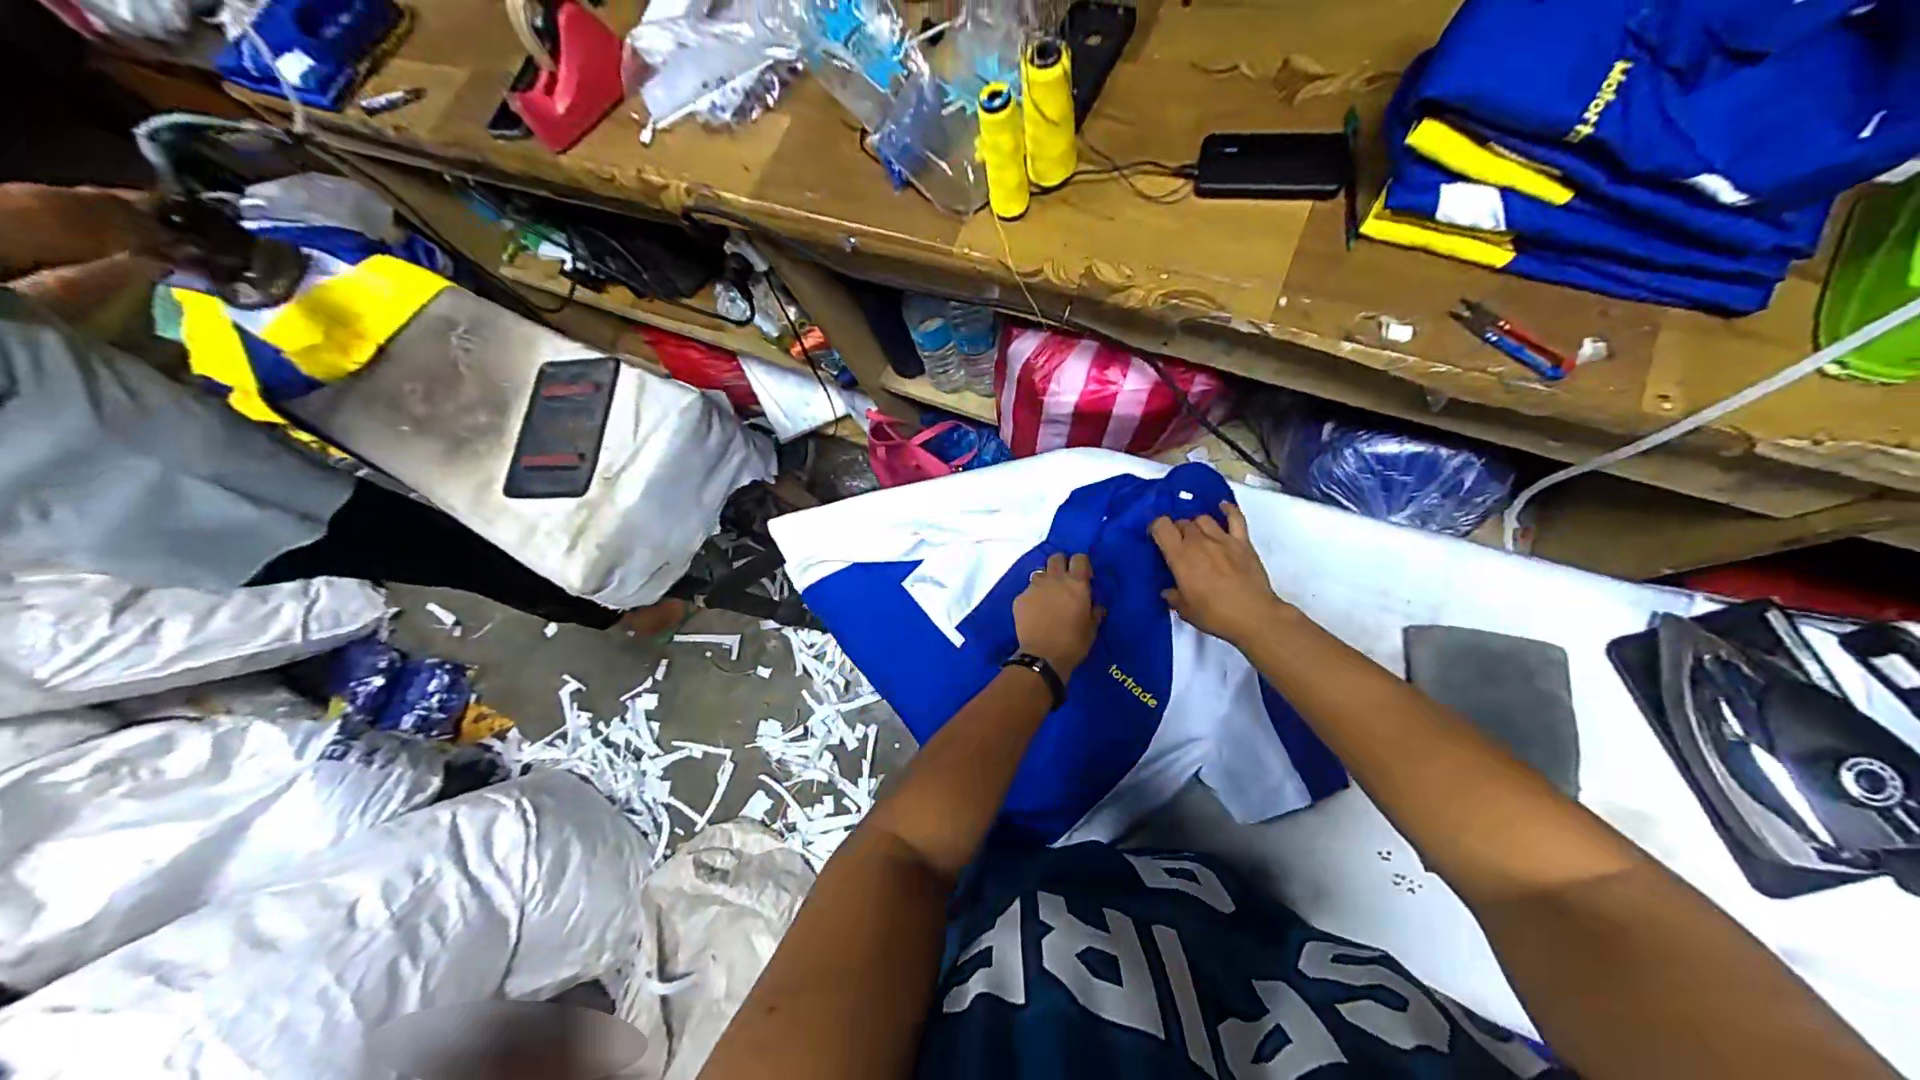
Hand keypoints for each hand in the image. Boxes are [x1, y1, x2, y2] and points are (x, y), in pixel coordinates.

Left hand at [1013, 552, 1103, 679]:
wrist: (1043, 657)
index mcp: (1076, 584)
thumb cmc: (1073, 643)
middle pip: (1056, 558)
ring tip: (1048, 597)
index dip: (1082, 565)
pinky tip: (1035, 612)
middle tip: (1064, 581)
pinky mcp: (1020, 598)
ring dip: (1046, 580)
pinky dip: (1033, 597)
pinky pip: (1028, 591)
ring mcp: (1034, 587)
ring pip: (1040, 573)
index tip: (1084, 577)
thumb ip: (1094, 612)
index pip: (1080, 558)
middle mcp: (1054, 579)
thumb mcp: (1092, 629)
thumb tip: (1096, 606)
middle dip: (1061, 564)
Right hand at [1149, 502, 1287, 646]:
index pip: (1162, 527)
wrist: (1253, 616)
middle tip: (1178, 545)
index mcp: (1180, 557)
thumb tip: (1168, 592)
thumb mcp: (1185, 610)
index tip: (1156, 538)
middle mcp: (1199, 542)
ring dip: (1196, 525)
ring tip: (1197, 536)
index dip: (1156, 528)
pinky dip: (1228, 510)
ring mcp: (1223, 539)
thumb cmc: (1215, 615)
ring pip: (1203, 518)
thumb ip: (1173, 597)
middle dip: (1177, 530)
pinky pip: (1235, 518)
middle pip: (1182, 522)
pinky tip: (1222, 507)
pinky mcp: (1243, 542)